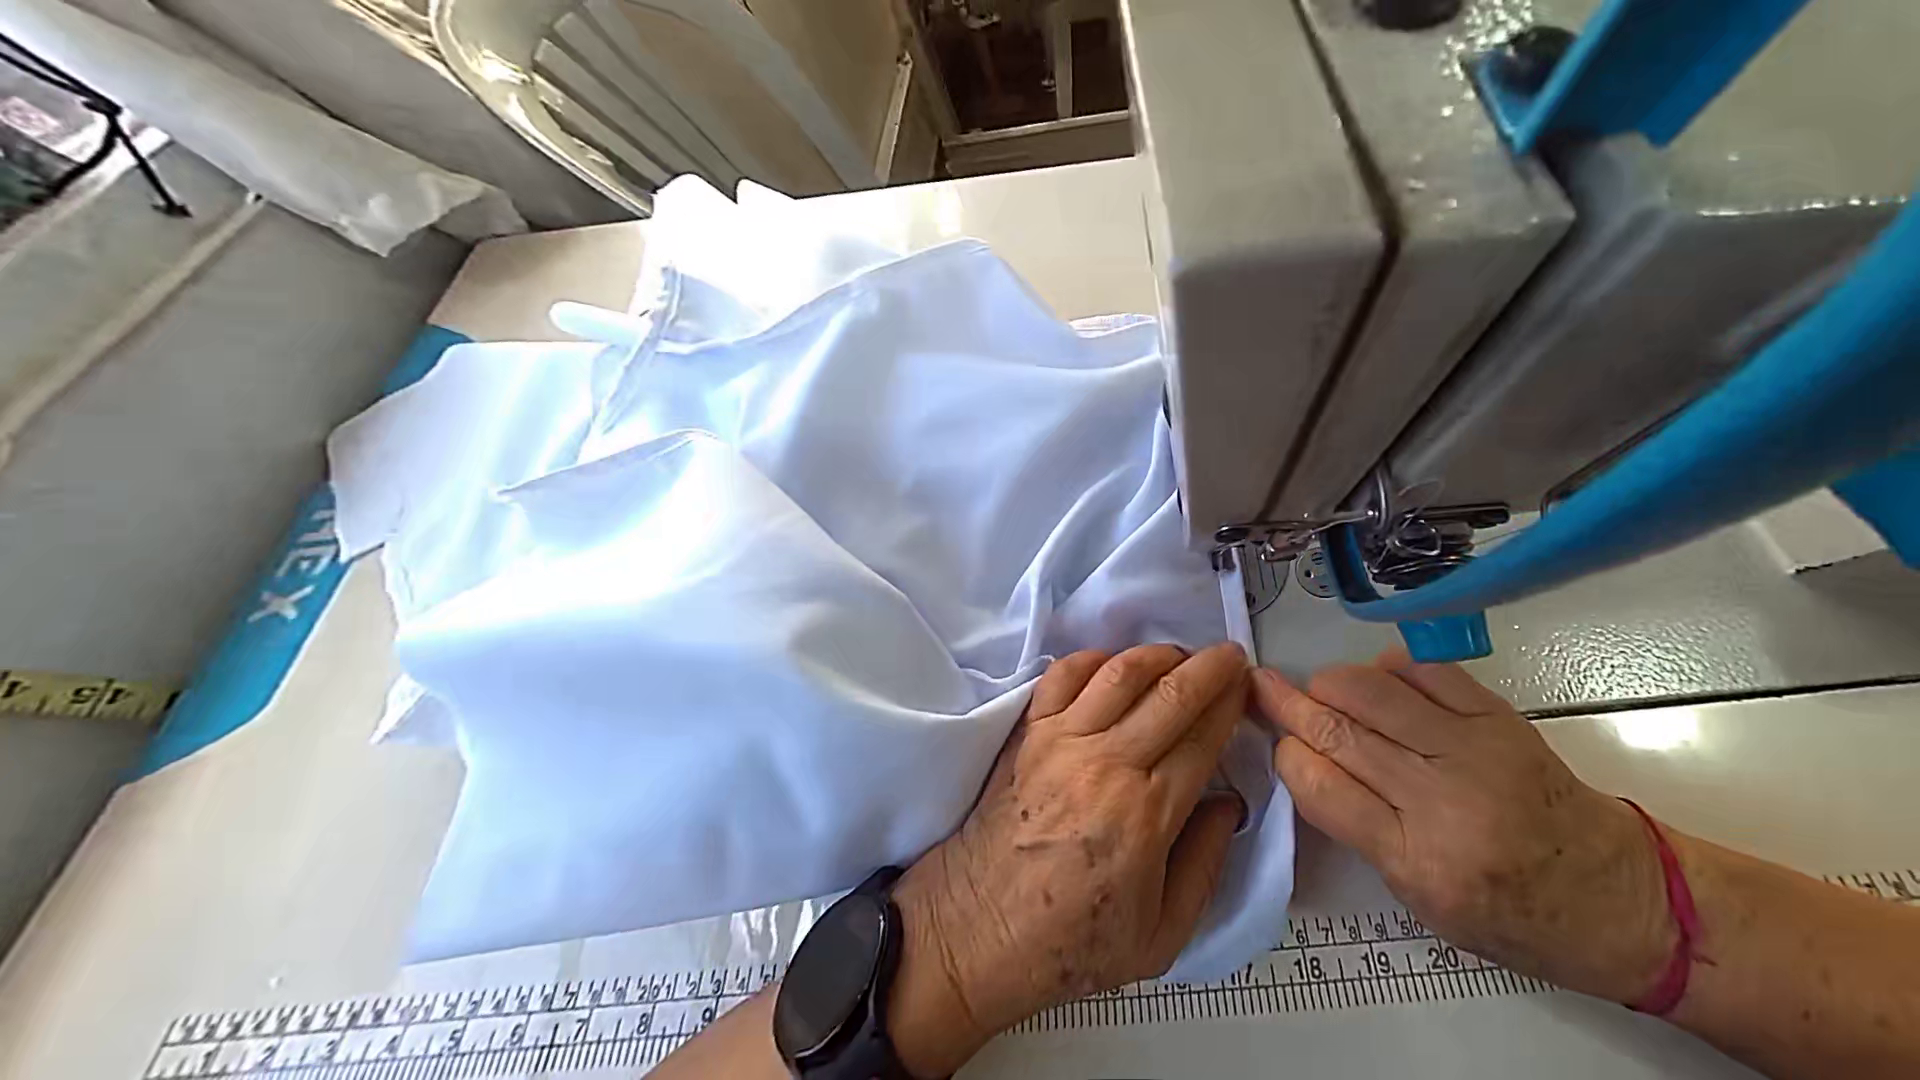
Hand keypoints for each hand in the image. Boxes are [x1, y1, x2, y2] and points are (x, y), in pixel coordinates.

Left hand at [884, 644, 1250, 1076]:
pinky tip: (1111, 663)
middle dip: (1208, 668)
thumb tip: (1227, 803)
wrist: (980, 925)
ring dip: (1155, 654)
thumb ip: (1205, 865)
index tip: (1247, 686)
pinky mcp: (1027, 734)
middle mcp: (1106, 763)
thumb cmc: (1071, 940)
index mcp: (1147, 812)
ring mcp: (1060, 741)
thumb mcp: (1162, 935)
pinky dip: (1091, 659)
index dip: (1230, 704)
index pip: (1202, 737)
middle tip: (1228, 655)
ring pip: (1118, 674)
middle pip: (1169, 694)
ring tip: (1178, 655)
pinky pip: (1061, 678)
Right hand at [1252, 652, 1674, 1004]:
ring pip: (1368, 689)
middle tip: (1258, 684)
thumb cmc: (1508, 913)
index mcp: (1417, 858)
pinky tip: (1380, 682)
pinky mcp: (1501, 719)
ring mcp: (1475, 751)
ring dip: (1329, 683)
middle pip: (1336, 730)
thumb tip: (1301, 755)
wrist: (1624, 901)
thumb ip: (1354, 824)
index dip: (1286, 755)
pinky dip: (1387, 667)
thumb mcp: (1416, 896)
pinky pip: (1423, 668)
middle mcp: (1443, 799)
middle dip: (1286, 703)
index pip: (1318, 784)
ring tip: (1321, 690)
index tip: (1275, 742)